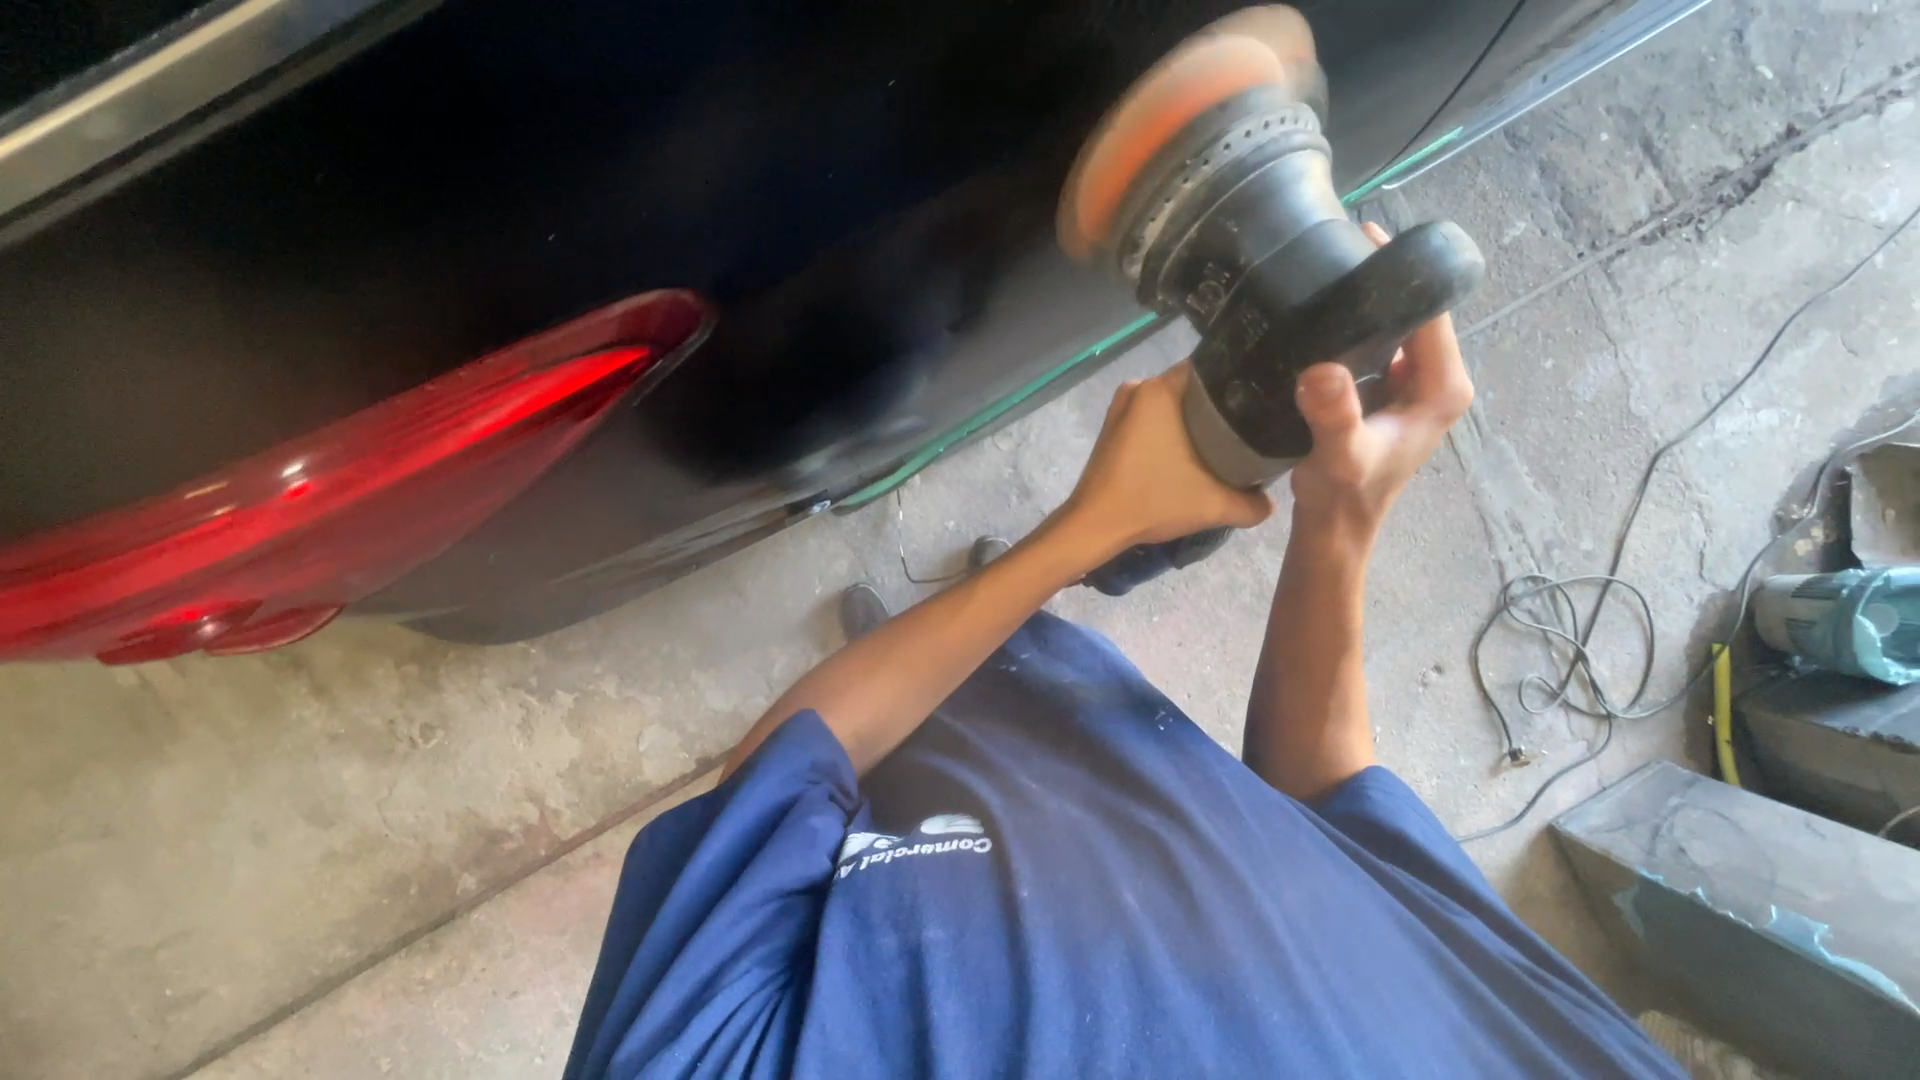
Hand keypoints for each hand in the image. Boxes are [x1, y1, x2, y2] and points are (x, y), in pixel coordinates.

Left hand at [1062, 362, 1274, 555]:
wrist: (1095, 526)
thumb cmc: (1151, 502)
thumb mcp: (1213, 505)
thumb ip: (1252, 504)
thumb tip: (1270, 502)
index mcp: (1159, 389)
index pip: (1212, 368)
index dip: (1240, 382)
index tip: (1262, 401)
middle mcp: (1138, 388)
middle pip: (1192, 388)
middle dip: (1219, 405)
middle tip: (1251, 427)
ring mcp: (1120, 407)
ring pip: (1171, 405)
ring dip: (1194, 420)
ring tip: (1227, 441)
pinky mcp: (1112, 428)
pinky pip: (1152, 419)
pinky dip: (1171, 431)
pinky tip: (1191, 452)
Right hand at [1289, 222, 1473, 537]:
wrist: (1333, 529)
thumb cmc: (1343, 495)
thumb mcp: (1340, 455)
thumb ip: (1335, 415)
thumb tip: (1321, 368)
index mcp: (1442, 387)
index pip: (1431, 311)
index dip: (1401, 272)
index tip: (1361, 236)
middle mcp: (1435, 380)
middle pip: (1412, 313)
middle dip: (1378, 283)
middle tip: (1330, 253)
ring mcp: (1410, 386)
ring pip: (1391, 329)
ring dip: (1361, 305)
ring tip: (1320, 277)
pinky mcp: (1384, 393)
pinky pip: (1373, 347)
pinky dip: (1349, 330)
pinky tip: (1316, 320)